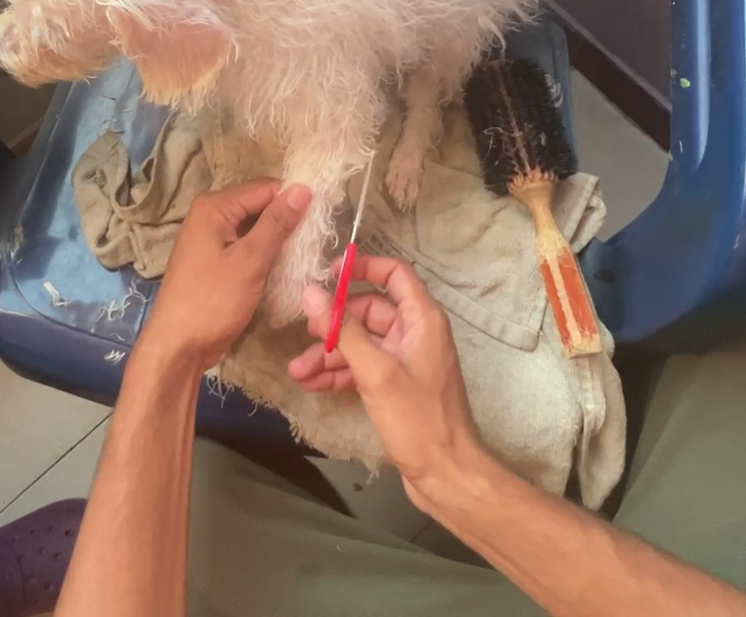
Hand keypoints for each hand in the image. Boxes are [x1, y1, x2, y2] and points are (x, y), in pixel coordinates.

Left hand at [138, 179, 311, 373]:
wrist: (178, 347)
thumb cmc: (213, 301)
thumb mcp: (250, 260)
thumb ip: (277, 223)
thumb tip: (303, 189)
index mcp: (214, 207)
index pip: (265, 188)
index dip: (293, 199)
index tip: (323, 215)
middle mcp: (210, 215)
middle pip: (259, 205)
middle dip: (286, 219)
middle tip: (317, 238)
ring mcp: (211, 238)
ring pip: (254, 227)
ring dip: (277, 238)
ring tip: (306, 252)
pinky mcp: (215, 260)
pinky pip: (246, 245)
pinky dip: (264, 253)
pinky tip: (284, 266)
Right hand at [287, 254, 487, 507]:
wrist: (448, 478)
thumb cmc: (419, 420)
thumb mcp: (376, 372)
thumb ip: (342, 330)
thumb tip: (310, 292)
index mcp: (422, 319)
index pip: (393, 273)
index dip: (362, 267)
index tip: (328, 273)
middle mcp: (415, 333)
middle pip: (368, 310)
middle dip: (333, 323)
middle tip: (303, 331)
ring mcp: (404, 360)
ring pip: (360, 342)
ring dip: (329, 354)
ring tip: (297, 371)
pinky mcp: (395, 385)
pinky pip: (362, 367)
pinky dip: (339, 373)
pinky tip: (312, 384)